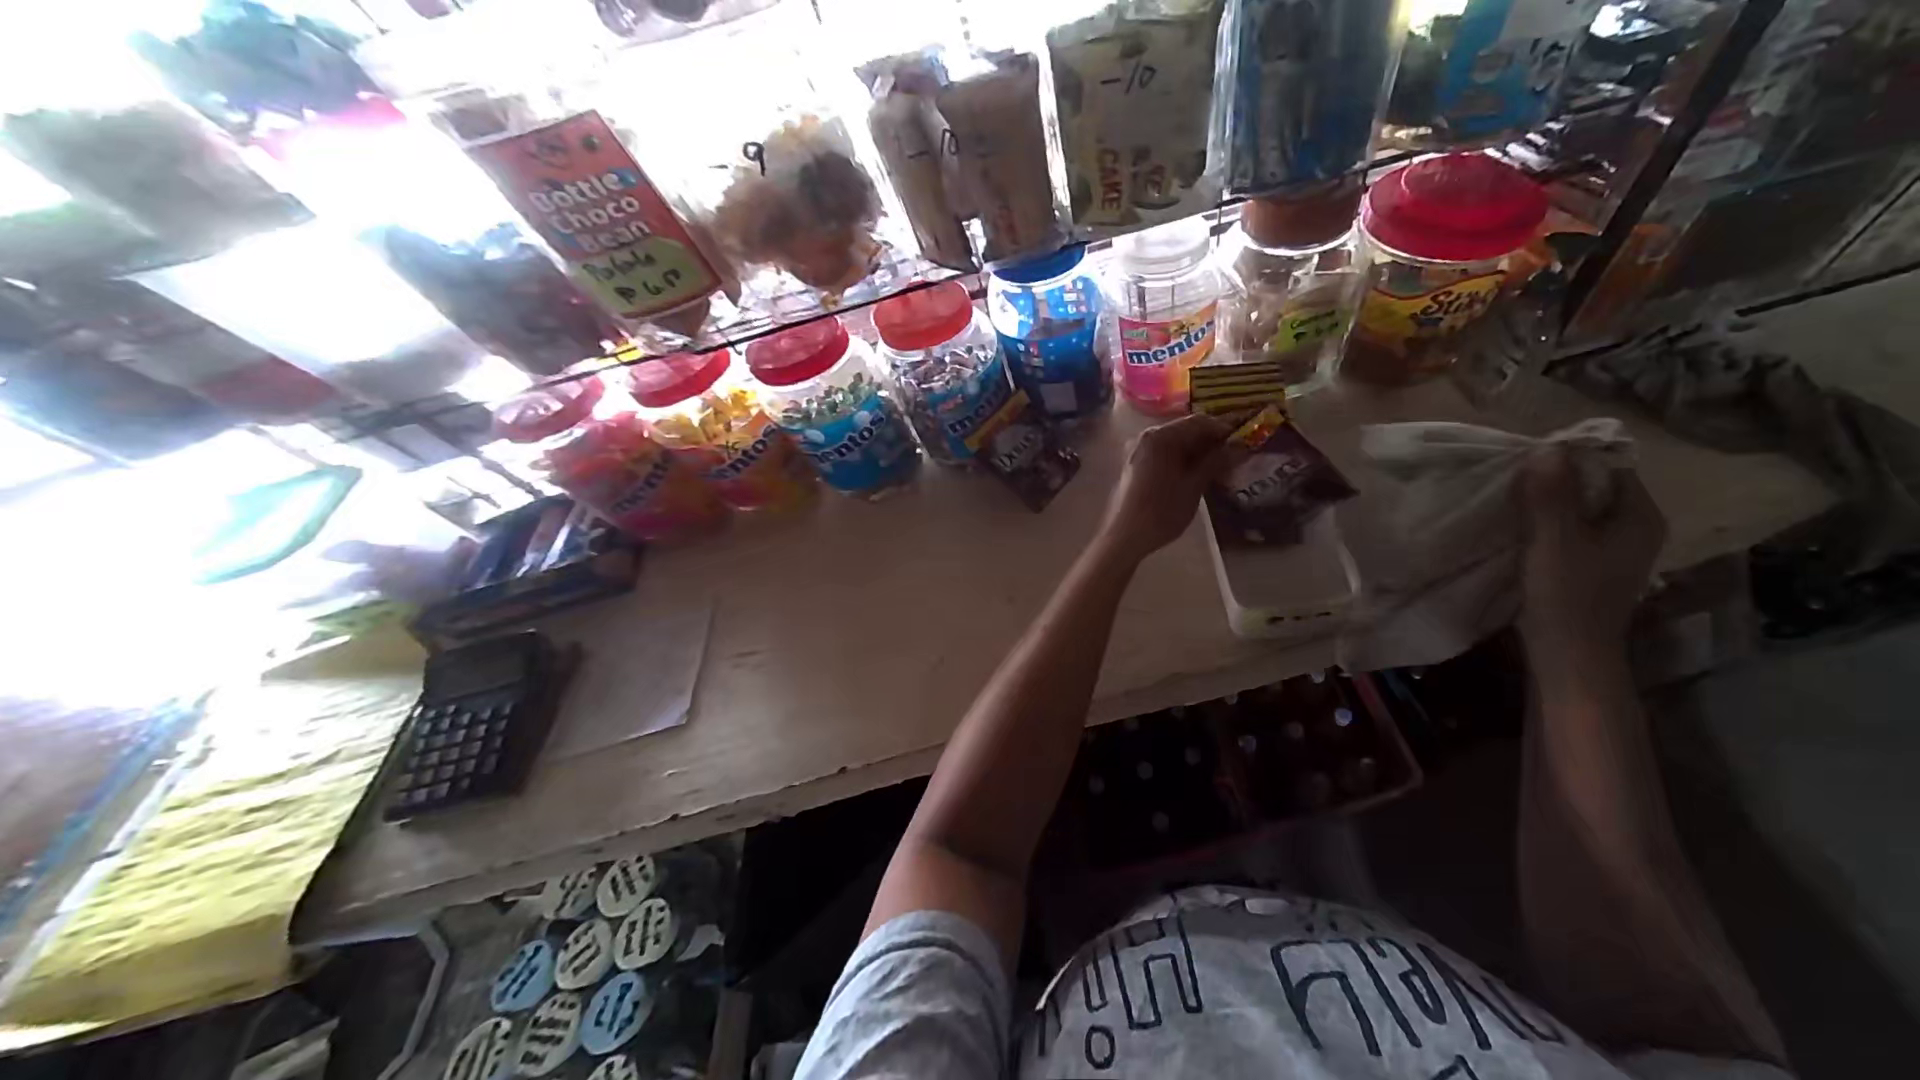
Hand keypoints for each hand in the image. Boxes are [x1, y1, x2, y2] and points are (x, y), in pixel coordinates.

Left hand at [1097, 414, 1229, 563]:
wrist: (1125, 537)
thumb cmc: (1161, 512)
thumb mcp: (1194, 486)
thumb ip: (1216, 461)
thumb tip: (1239, 445)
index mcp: (1159, 436)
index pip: (1199, 422)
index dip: (1223, 430)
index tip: (1243, 442)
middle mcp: (1146, 436)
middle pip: (1185, 430)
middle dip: (1211, 442)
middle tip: (1235, 457)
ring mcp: (1138, 450)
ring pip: (1175, 443)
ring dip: (1198, 452)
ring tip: (1220, 468)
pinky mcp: (1135, 465)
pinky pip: (1164, 454)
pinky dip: (1182, 460)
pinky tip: (1197, 474)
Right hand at [1518, 448, 1665, 660]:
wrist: (1568, 655)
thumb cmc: (1566, 596)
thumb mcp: (1553, 541)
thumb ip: (1550, 496)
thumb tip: (1544, 448)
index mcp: (1640, 516)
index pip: (1609, 466)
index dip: (1569, 459)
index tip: (1526, 460)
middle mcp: (1635, 527)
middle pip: (1593, 486)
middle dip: (1554, 479)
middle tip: (1511, 478)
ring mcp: (1614, 548)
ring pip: (1579, 508)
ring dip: (1546, 502)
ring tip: (1508, 499)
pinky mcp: (1591, 565)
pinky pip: (1569, 528)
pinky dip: (1545, 523)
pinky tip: (1518, 528)